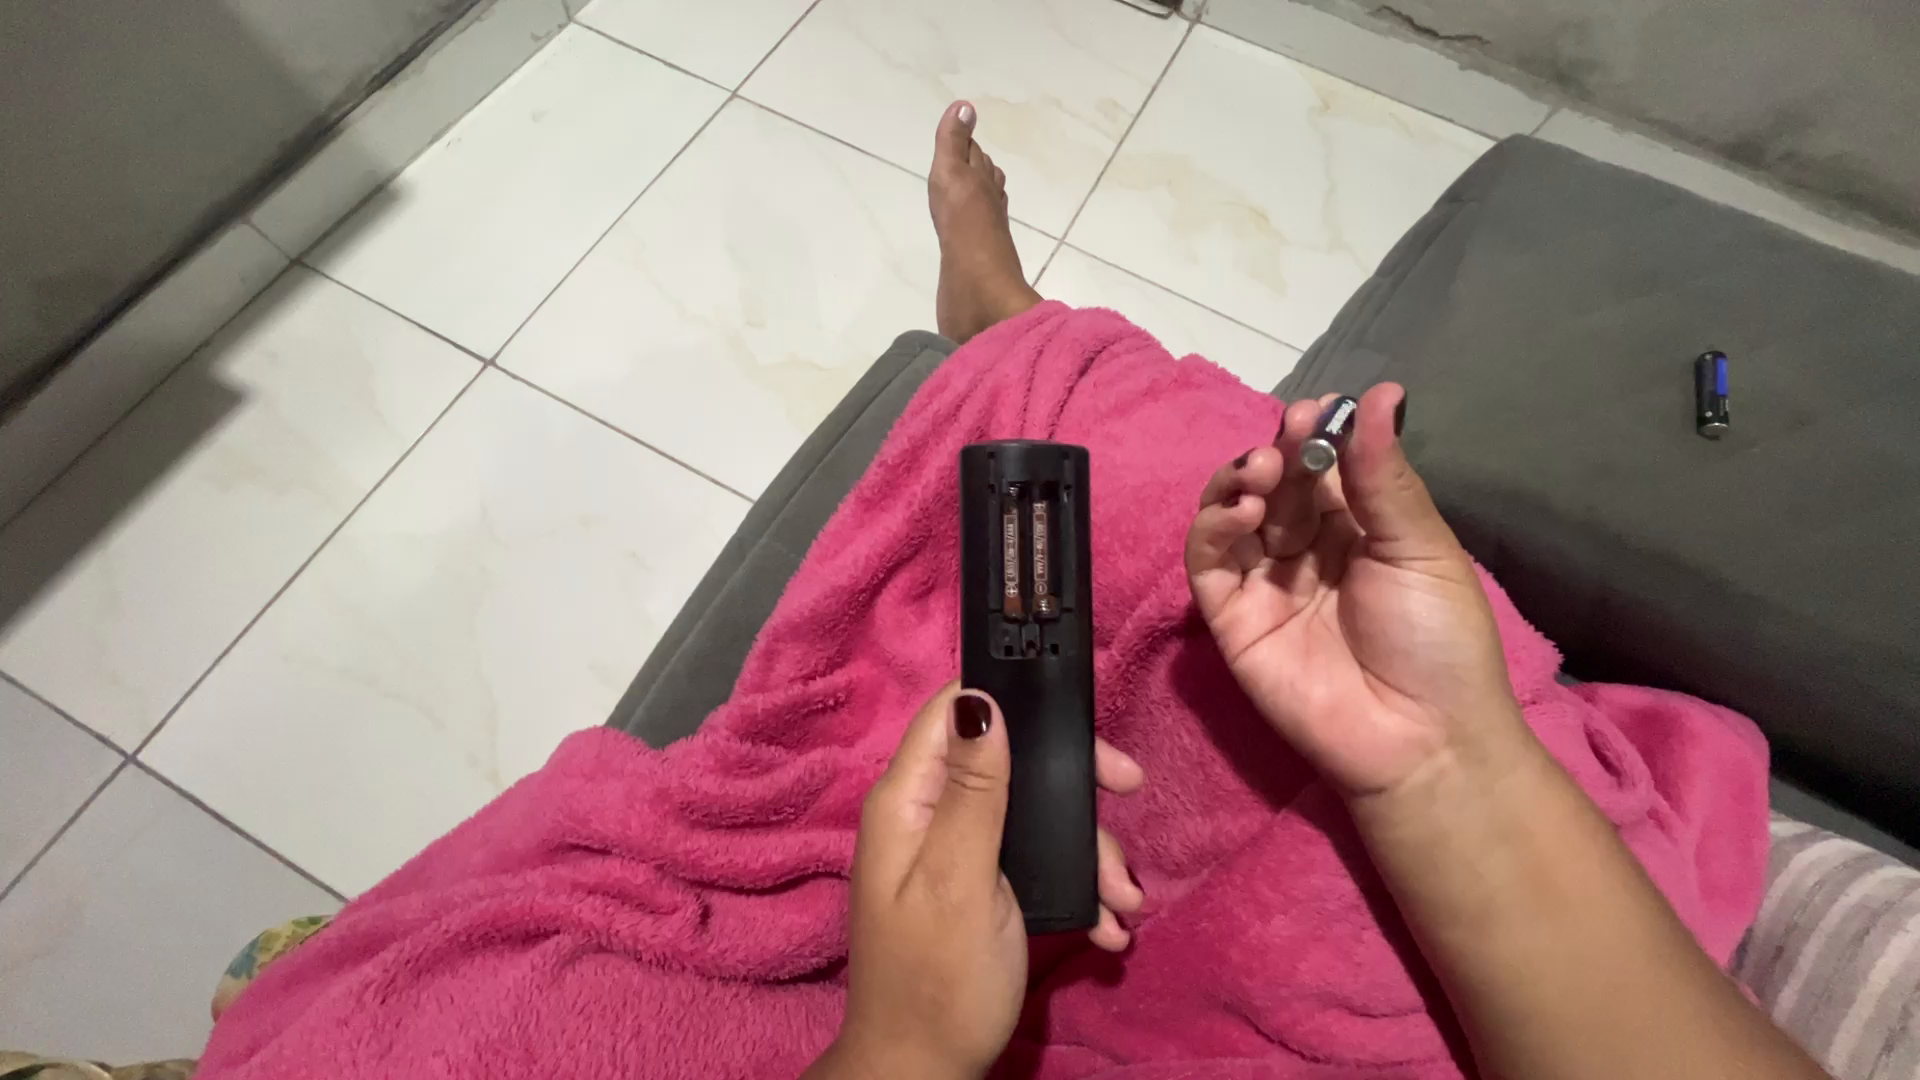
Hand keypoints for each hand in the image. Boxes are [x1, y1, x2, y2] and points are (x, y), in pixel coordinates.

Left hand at [809, 682, 1145, 1079]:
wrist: (925, 1072)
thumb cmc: (940, 977)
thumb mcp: (960, 879)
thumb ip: (972, 790)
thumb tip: (980, 698)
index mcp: (909, 796)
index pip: (954, 710)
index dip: (1012, 699)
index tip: (1079, 723)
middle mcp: (929, 808)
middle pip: (1006, 756)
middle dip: (1071, 780)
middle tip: (1127, 791)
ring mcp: (955, 843)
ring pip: (1030, 807)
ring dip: (1083, 842)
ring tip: (1123, 896)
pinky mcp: (981, 875)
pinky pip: (1032, 851)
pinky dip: (1072, 876)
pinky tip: (1105, 919)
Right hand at [1184, 384, 1526, 799]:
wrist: (1421, 739)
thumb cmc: (1437, 641)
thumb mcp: (1420, 550)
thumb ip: (1384, 478)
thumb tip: (1379, 393)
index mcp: (1351, 530)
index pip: (1316, 470)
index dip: (1308, 438)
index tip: (1311, 412)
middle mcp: (1299, 550)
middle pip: (1269, 487)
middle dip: (1273, 456)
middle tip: (1284, 444)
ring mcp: (1260, 583)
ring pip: (1228, 517)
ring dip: (1235, 484)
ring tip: (1262, 473)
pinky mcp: (1229, 617)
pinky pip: (1206, 564)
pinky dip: (1211, 529)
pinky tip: (1238, 510)